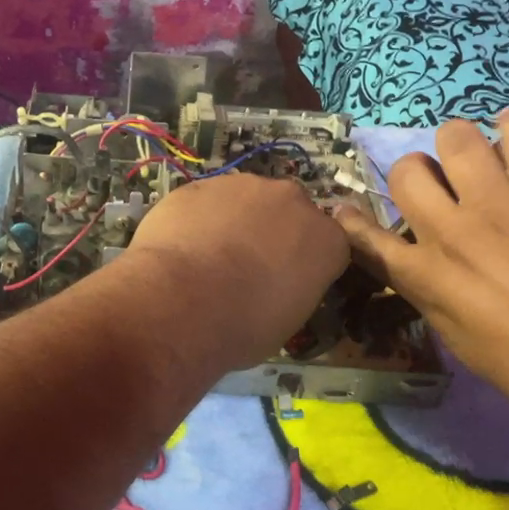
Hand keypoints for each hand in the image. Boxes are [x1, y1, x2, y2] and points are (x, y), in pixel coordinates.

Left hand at [127, 173, 349, 366]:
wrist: (182, 301)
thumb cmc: (243, 325)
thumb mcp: (285, 322)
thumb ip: (291, 291)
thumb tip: (273, 288)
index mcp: (326, 240)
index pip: (327, 245)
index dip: (305, 264)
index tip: (286, 283)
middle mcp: (292, 201)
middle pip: (289, 212)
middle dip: (272, 232)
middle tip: (246, 267)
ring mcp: (245, 185)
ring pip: (246, 200)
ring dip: (235, 221)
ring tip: (208, 257)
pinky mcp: (201, 183)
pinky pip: (207, 200)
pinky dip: (199, 217)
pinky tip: (182, 246)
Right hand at [335, 111, 508, 395]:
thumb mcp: (470, 349)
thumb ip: (442, 302)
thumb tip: (433, 278)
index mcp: (429, 281)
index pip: (370, 240)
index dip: (352, 222)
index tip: (344, 210)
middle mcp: (455, 233)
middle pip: (408, 173)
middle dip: (415, 173)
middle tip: (439, 187)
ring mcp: (504, 206)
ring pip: (457, 140)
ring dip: (458, 143)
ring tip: (474, 153)